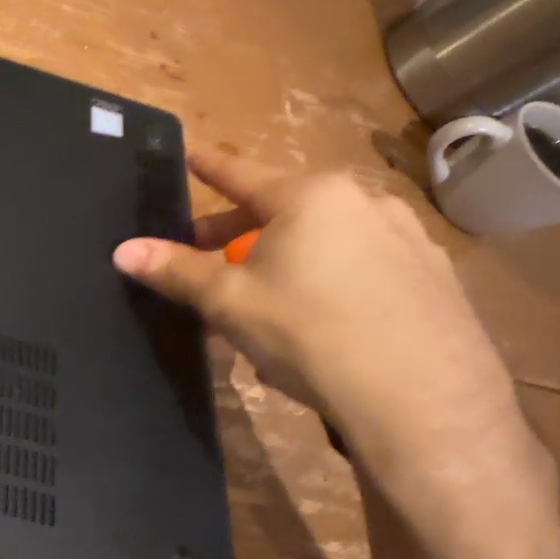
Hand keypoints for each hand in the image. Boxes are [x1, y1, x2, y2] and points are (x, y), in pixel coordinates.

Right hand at [112, 150, 525, 458]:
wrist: (423, 404)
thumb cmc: (309, 334)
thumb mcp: (228, 301)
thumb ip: (176, 269)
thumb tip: (122, 251)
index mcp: (312, 197)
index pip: (242, 174)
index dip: (208, 167)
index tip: (190, 154)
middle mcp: (366, 203)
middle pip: (283, 208)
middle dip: (238, 229)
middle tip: (205, 257)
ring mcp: (410, 240)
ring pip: (327, 238)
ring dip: (287, 255)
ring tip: (262, 295)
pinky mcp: (437, 280)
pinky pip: (364, 265)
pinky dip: (331, 277)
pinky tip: (319, 319)